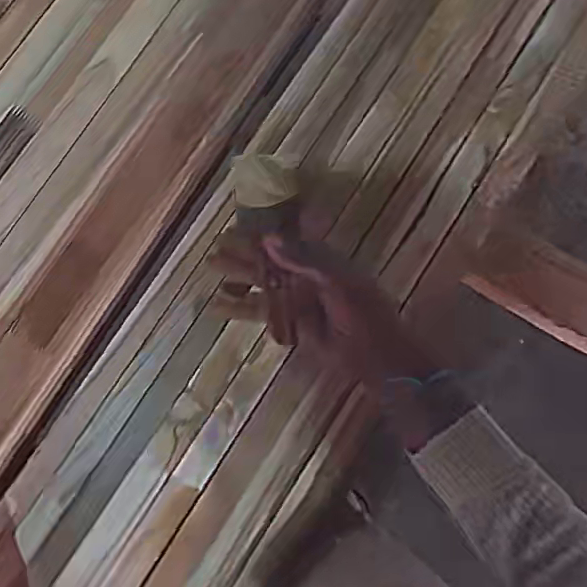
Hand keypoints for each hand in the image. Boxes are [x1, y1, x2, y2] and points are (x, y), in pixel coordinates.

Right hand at [211, 231, 438, 387]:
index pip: (283, 241)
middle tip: (214, 248)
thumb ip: (305, 259)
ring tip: (210, 269)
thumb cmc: (365, 314)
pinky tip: (216, 305)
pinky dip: (238, 308)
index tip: (233, 229)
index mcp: (318, 261)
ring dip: (235, 277)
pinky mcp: (287, 323)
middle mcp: (302, 276)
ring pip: (259, 284)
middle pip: (266, 261)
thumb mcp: (339, 282)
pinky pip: (258, 311)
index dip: (258, 235)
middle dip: (240, 254)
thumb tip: (269, 238)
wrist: (377, 358)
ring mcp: (294, 299)